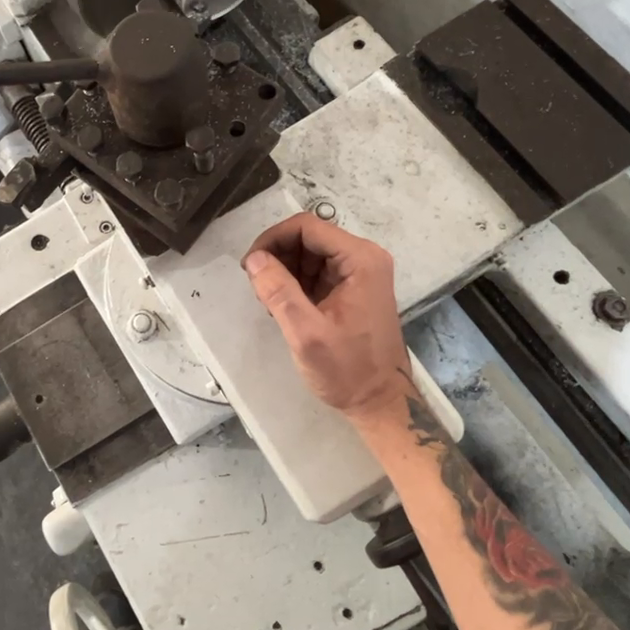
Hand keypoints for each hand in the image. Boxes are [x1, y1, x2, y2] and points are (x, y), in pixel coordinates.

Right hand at [241, 213, 411, 418]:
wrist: (379, 402)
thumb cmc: (348, 370)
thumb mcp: (306, 333)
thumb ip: (278, 292)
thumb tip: (254, 259)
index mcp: (360, 260)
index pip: (306, 226)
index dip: (272, 239)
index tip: (250, 266)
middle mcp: (364, 259)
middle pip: (307, 237)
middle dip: (277, 257)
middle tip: (259, 289)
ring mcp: (359, 274)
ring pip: (309, 253)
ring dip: (283, 270)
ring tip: (270, 302)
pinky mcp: (352, 289)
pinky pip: (316, 271)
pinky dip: (294, 283)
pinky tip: (284, 307)